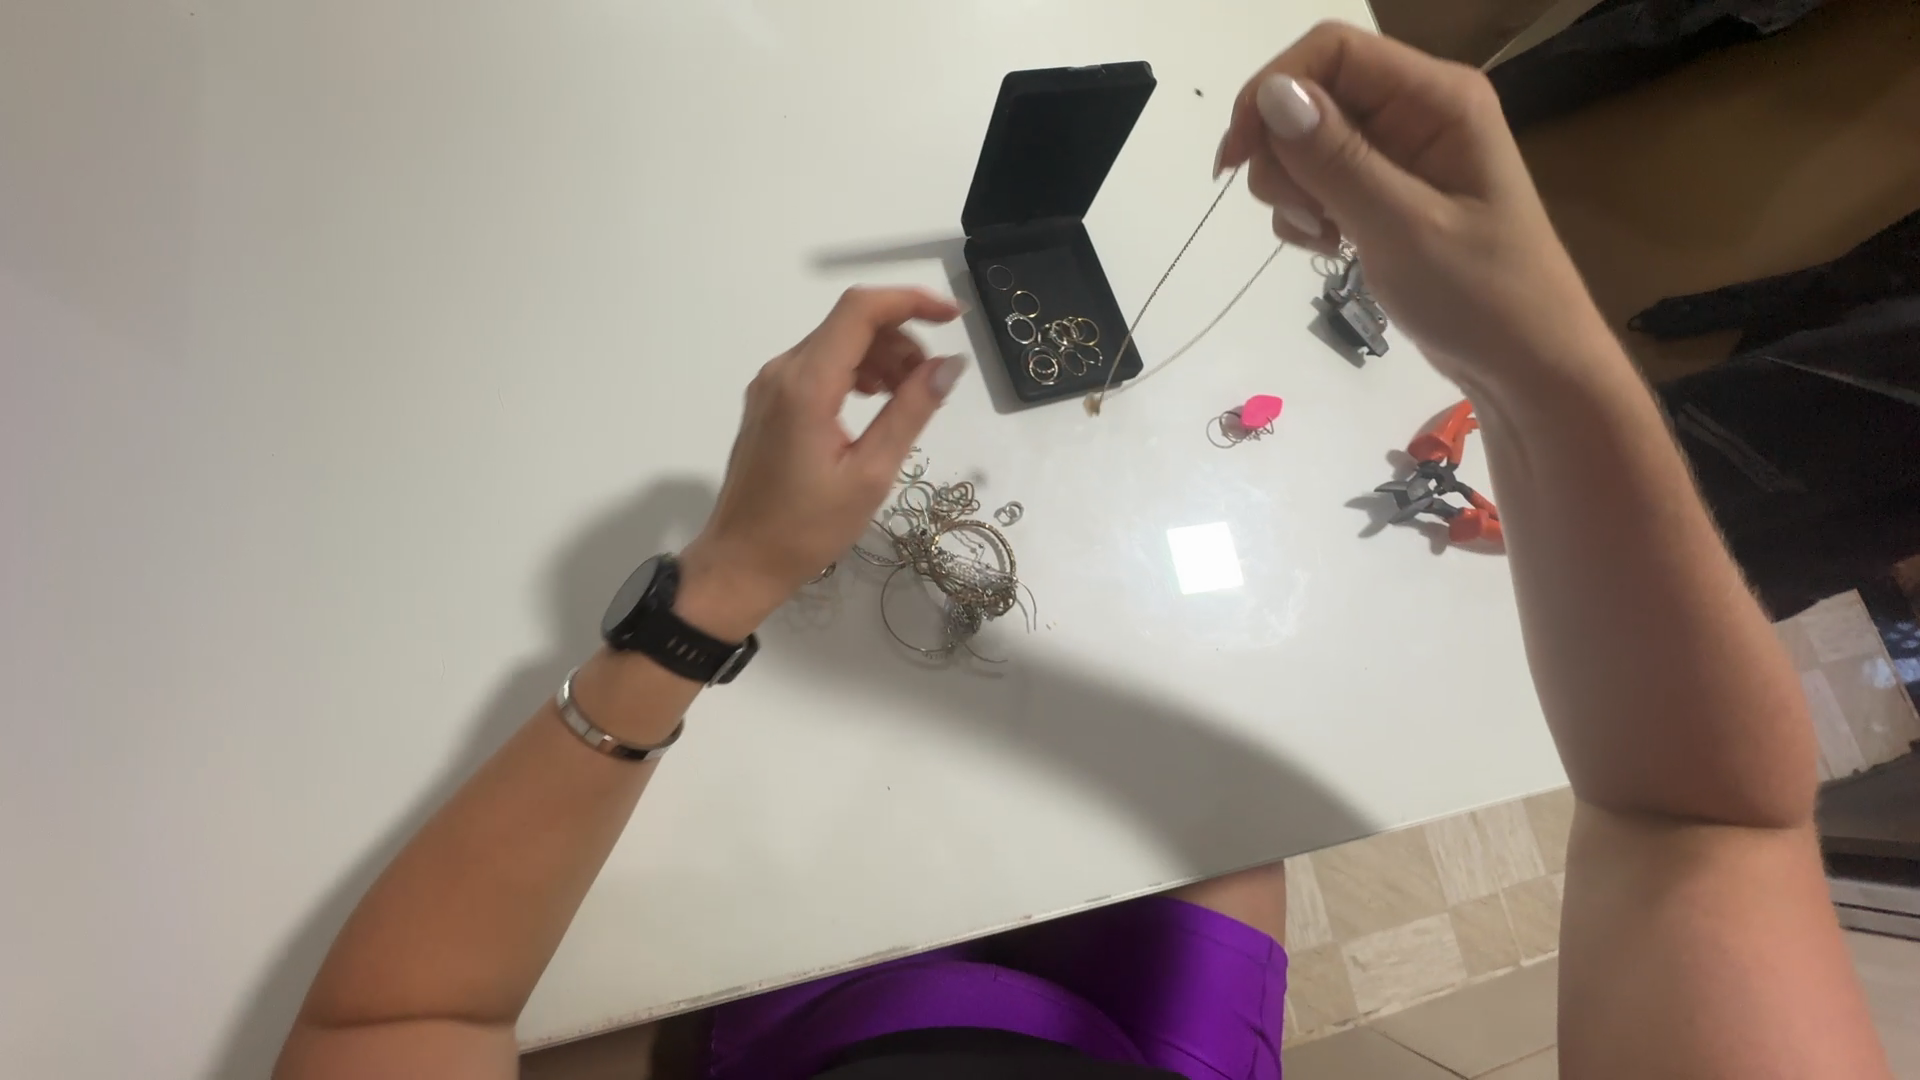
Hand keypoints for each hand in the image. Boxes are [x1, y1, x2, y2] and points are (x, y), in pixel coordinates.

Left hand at [676, 287, 968, 637]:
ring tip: (906, 402)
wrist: (742, 561)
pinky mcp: (769, 402)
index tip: (953, 319)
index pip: (860, 310)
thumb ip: (910, 412)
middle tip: (930, 386)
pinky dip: (856, 373)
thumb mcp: (870, 474)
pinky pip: (819, 367)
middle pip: (850, 324)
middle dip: (901, 340)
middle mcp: (782, 371)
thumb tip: (950, 365)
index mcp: (806, 385)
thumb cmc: (807, 528)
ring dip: (881, 358)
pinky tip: (874, 406)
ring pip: (836, 343)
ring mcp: (771, 385)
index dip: (911, 302)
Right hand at [1216, 22, 1623, 393]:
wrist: (1518, 358)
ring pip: (1302, 149)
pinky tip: (1334, 249)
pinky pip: (1314, 188)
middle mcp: (1412, 113)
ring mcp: (1395, 156)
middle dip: (1283, 160)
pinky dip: (1306, 220)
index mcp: (1434, 98)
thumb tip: (1269, 94)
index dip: (1269, 93)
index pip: (1330, 53)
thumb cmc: (1478, 293)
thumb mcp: (1401, 225)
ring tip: (1331, 240)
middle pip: (1308, 101)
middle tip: (1310, 219)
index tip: (1233, 163)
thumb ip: (1335, 159)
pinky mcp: (1379, 195)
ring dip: (1292, 197)